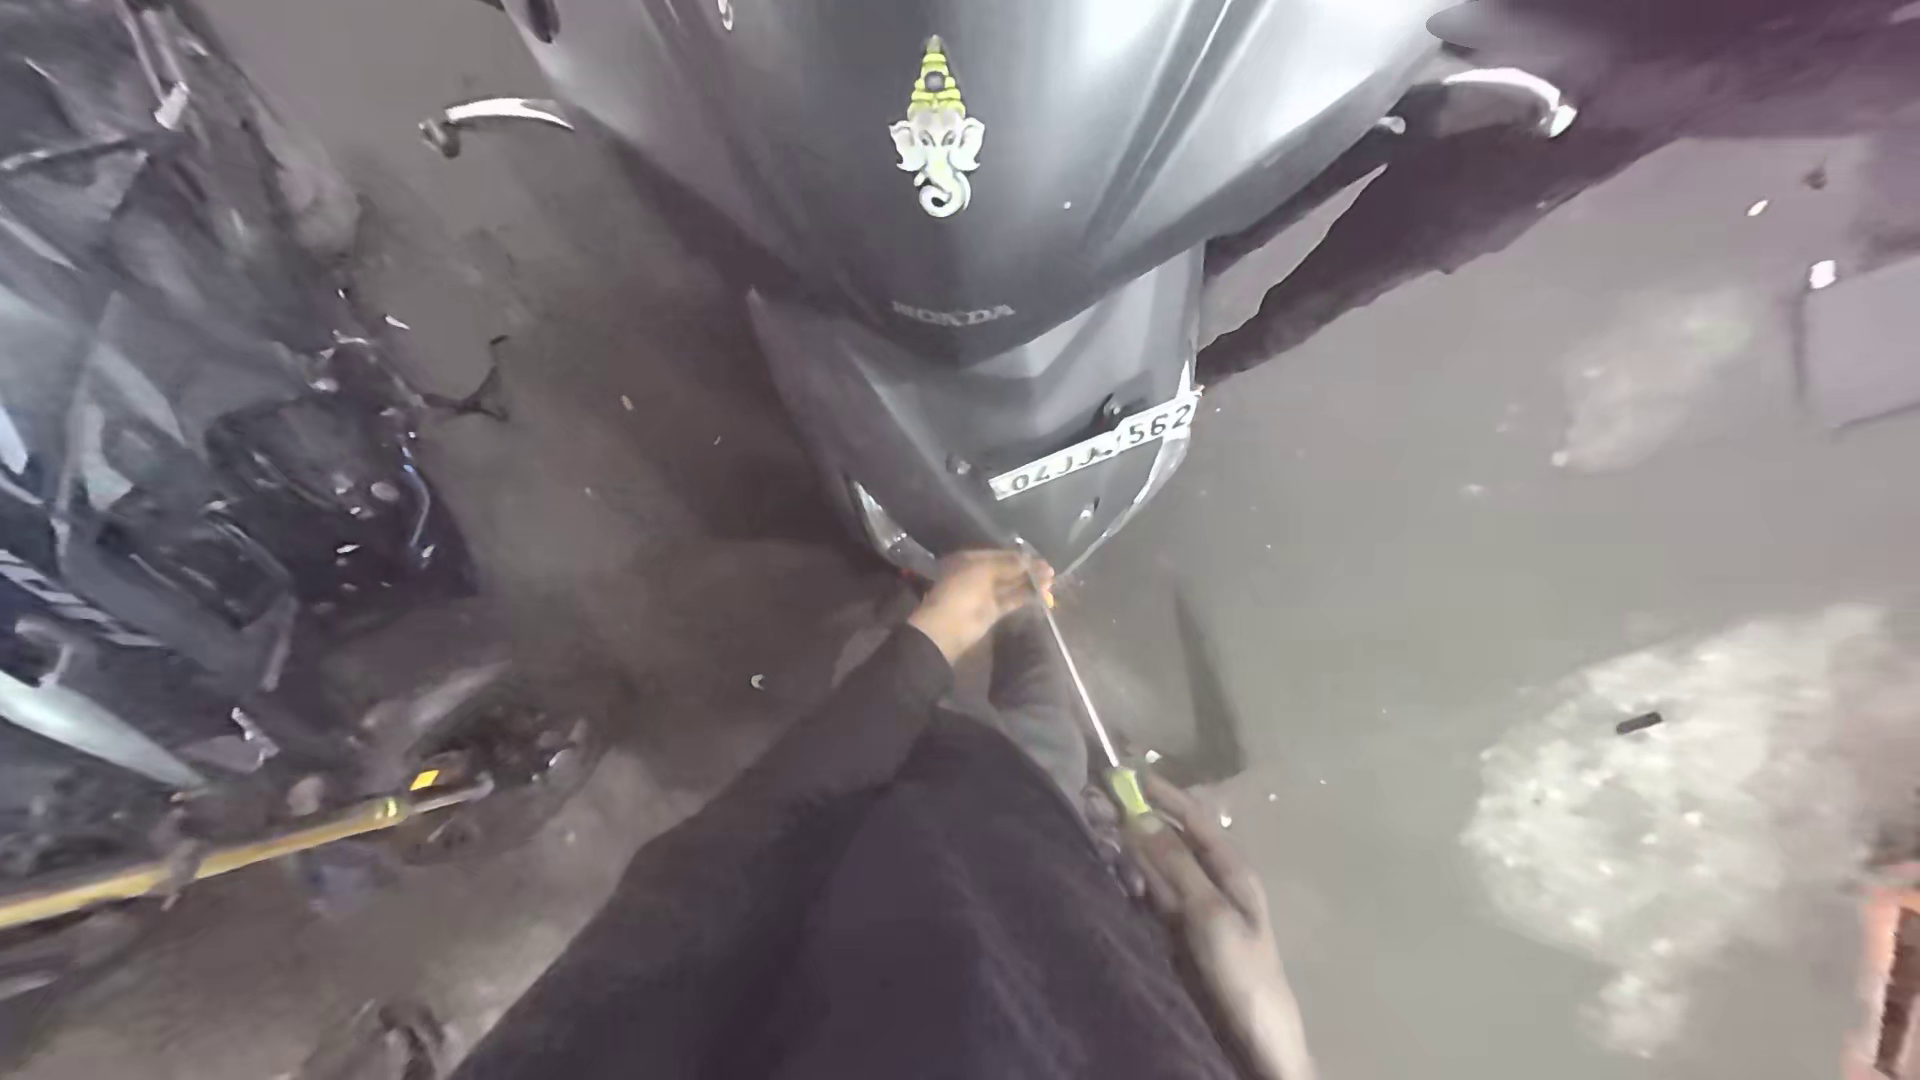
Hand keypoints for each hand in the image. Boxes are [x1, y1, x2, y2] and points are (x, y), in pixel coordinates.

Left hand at [906, 549, 1052, 663]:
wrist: (947, 628)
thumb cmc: (962, 591)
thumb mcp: (983, 570)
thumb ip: (1007, 564)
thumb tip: (1028, 559)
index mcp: (970, 560)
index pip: (999, 555)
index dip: (1019, 557)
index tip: (1040, 559)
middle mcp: (978, 574)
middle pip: (1007, 569)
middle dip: (1028, 569)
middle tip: (1050, 571)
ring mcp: (985, 593)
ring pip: (1011, 585)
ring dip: (1030, 583)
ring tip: (1050, 582)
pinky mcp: (992, 611)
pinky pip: (1011, 600)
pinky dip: (1025, 597)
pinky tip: (1042, 594)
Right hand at [1126, 773, 1314, 1079]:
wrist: (1255, 1046)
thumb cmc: (1243, 972)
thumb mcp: (1211, 913)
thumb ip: (1175, 863)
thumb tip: (1139, 814)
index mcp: (1230, 868)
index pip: (1193, 817)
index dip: (1162, 793)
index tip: (1127, 774)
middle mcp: (1209, 878)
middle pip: (1169, 837)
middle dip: (1136, 819)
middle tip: (1098, 806)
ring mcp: (1190, 905)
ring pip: (1154, 863)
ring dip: (1128, 848)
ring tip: (1098, 835)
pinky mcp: (1174, 930)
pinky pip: (1148, 893)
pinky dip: (1130, 880)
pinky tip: (1112, 874)